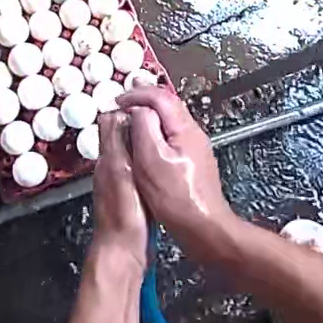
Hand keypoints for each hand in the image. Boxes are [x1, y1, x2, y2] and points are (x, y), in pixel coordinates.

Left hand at [89, 111, 149, 274]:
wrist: (124, 252)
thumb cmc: (124, 211)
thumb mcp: (119, 169)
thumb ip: (115, 141)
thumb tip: (116, 111)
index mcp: (107, 158)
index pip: (113, 123)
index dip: (129, 111)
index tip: (149, 104)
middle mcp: (111, 168)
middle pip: (125, 137)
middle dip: (141, 126)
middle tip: (164, 119)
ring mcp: (122, 184)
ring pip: (134, 154)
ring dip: (147, 145)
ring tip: (168, 138)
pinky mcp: (133, 198)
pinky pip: (142, 171)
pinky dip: (151, 164)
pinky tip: (164, 166)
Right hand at [116, 87, 240, 263]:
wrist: (204, 228)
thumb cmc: (178, 199)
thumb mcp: (152, 159)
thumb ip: (144, 128)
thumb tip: (137, 109)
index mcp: (184, 129)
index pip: (160, 96)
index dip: (137, 94)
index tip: (118, 100)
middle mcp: (193, 134)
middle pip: (168, 105)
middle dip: (144, 99)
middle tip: (124, 100)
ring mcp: (195, 149)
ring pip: (170, 121)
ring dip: (149, 115)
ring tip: (130, 117)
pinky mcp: (192, 163)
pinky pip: (172, 137)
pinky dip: (155, 132)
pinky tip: (145, 144)